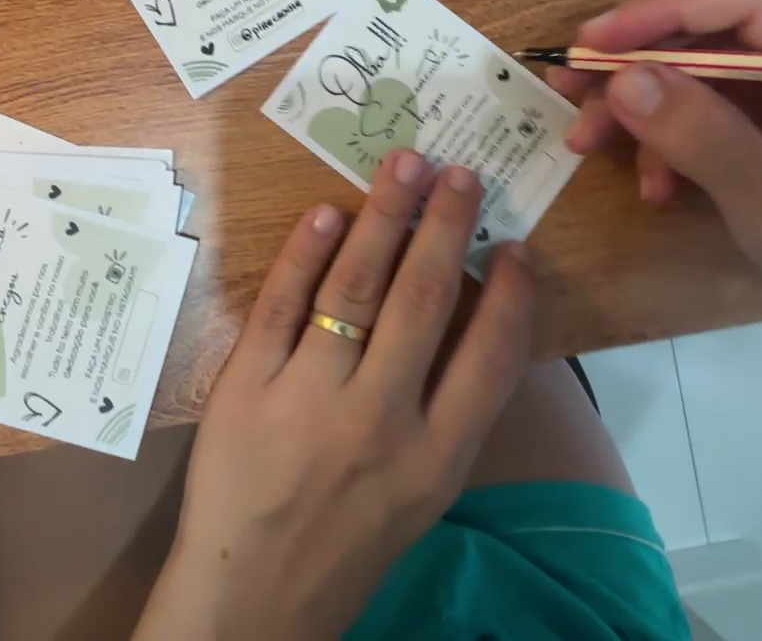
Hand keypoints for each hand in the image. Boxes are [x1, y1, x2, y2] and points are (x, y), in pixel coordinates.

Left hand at [134, 150, 537, 640]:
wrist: (250, 595)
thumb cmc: (347, 542)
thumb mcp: (422, 494)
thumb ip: (448, 412)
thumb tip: (468, 315)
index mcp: (435, 458)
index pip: (489, 357)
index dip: (510, 294)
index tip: (515, 244)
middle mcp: (379, 420)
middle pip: (422, 300)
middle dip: (445, 226)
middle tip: (459, 172)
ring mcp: (307, 397)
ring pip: (355, 286)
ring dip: (384, 216)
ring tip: (405, 166)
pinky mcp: (246, 383)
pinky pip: (281, 302)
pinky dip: (306, 251)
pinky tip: (328, 213)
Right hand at [548, 0, 761, 337]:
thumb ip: (705, 139)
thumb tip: (622, 81)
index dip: (665, 9)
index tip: (591, 44)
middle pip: (711, 22)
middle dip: (634, 58)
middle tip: (568, 89)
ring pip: (693, 59)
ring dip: (635, 100)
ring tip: (586, 142)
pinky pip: (698, 96)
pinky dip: (661, 131)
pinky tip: (653, 181)